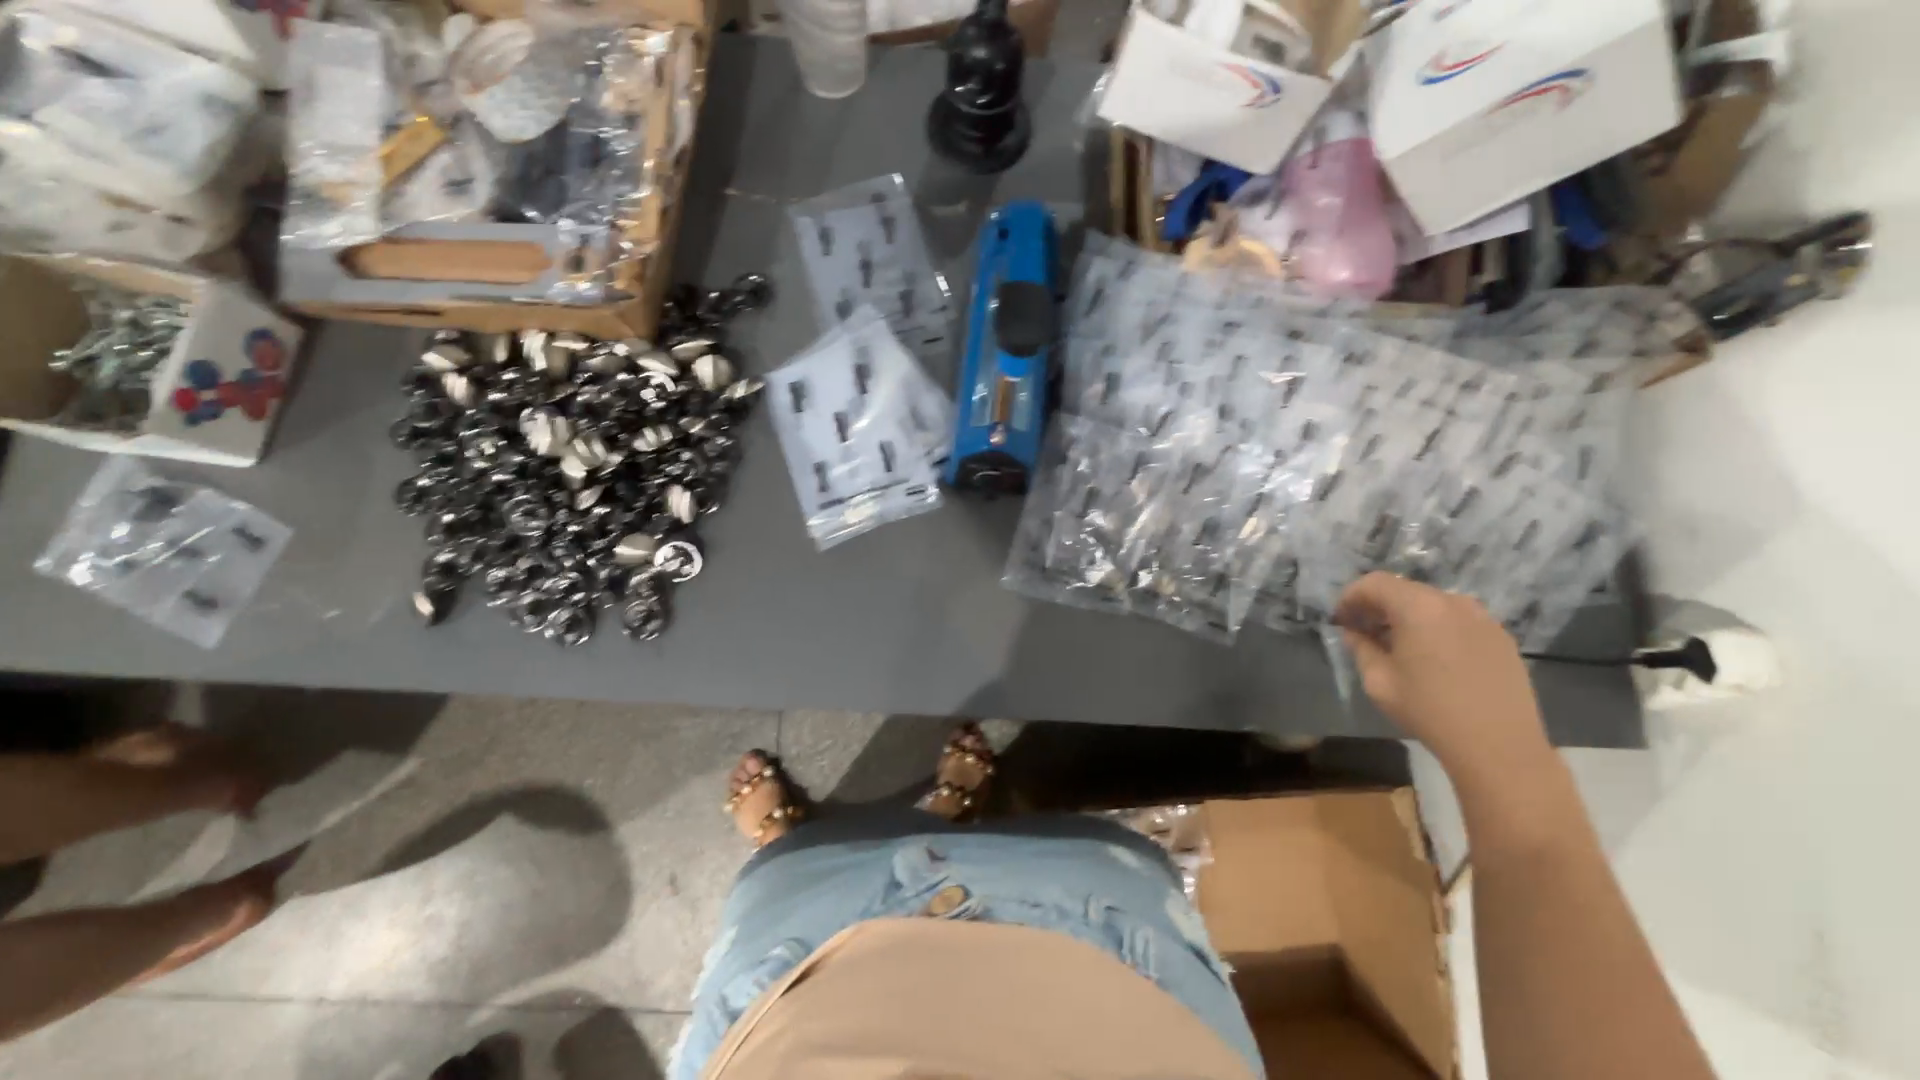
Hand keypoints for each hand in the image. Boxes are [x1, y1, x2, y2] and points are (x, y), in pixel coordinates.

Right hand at [1335, 572, 1550, 777]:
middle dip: (1380, 607)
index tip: (1341, 619)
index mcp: (1418, 608)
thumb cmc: (1429, 711)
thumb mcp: (1380, 682)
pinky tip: (1435, 660)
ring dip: (1410, 617)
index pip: (1375, 583)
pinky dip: (1438, 628)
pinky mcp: (1501, 636)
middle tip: (1365, 632)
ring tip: (1400, 647)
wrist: (1497, 744)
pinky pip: (1459, 621)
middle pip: (1406, 590)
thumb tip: (1354, 633)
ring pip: (1434, 604)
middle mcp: (1453, 602)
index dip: (1351, 596)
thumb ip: (1361, 649)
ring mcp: (1482, 617)